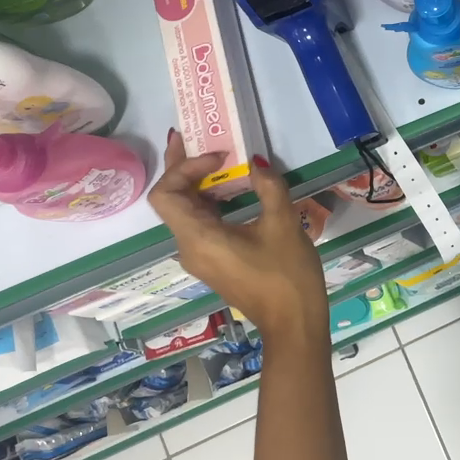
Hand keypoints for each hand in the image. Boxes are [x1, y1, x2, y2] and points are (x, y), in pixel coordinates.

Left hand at [147, 131, 327, 342]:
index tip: (220, 156)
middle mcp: (189, 247)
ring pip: (188, 213)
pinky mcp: (215, 262)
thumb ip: (269, 188)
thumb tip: (257, 163)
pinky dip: (213, 203)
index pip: (166, 194)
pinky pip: (203, 225)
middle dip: (186, 168)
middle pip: (173, 201)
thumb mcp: (283, 225)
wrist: (293, 322)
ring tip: (222, 161)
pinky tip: (235, 193)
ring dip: (202, 185)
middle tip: (200, 138)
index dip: (185, 167)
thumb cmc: (286, 274)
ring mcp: (201, 257)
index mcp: (197, 237)